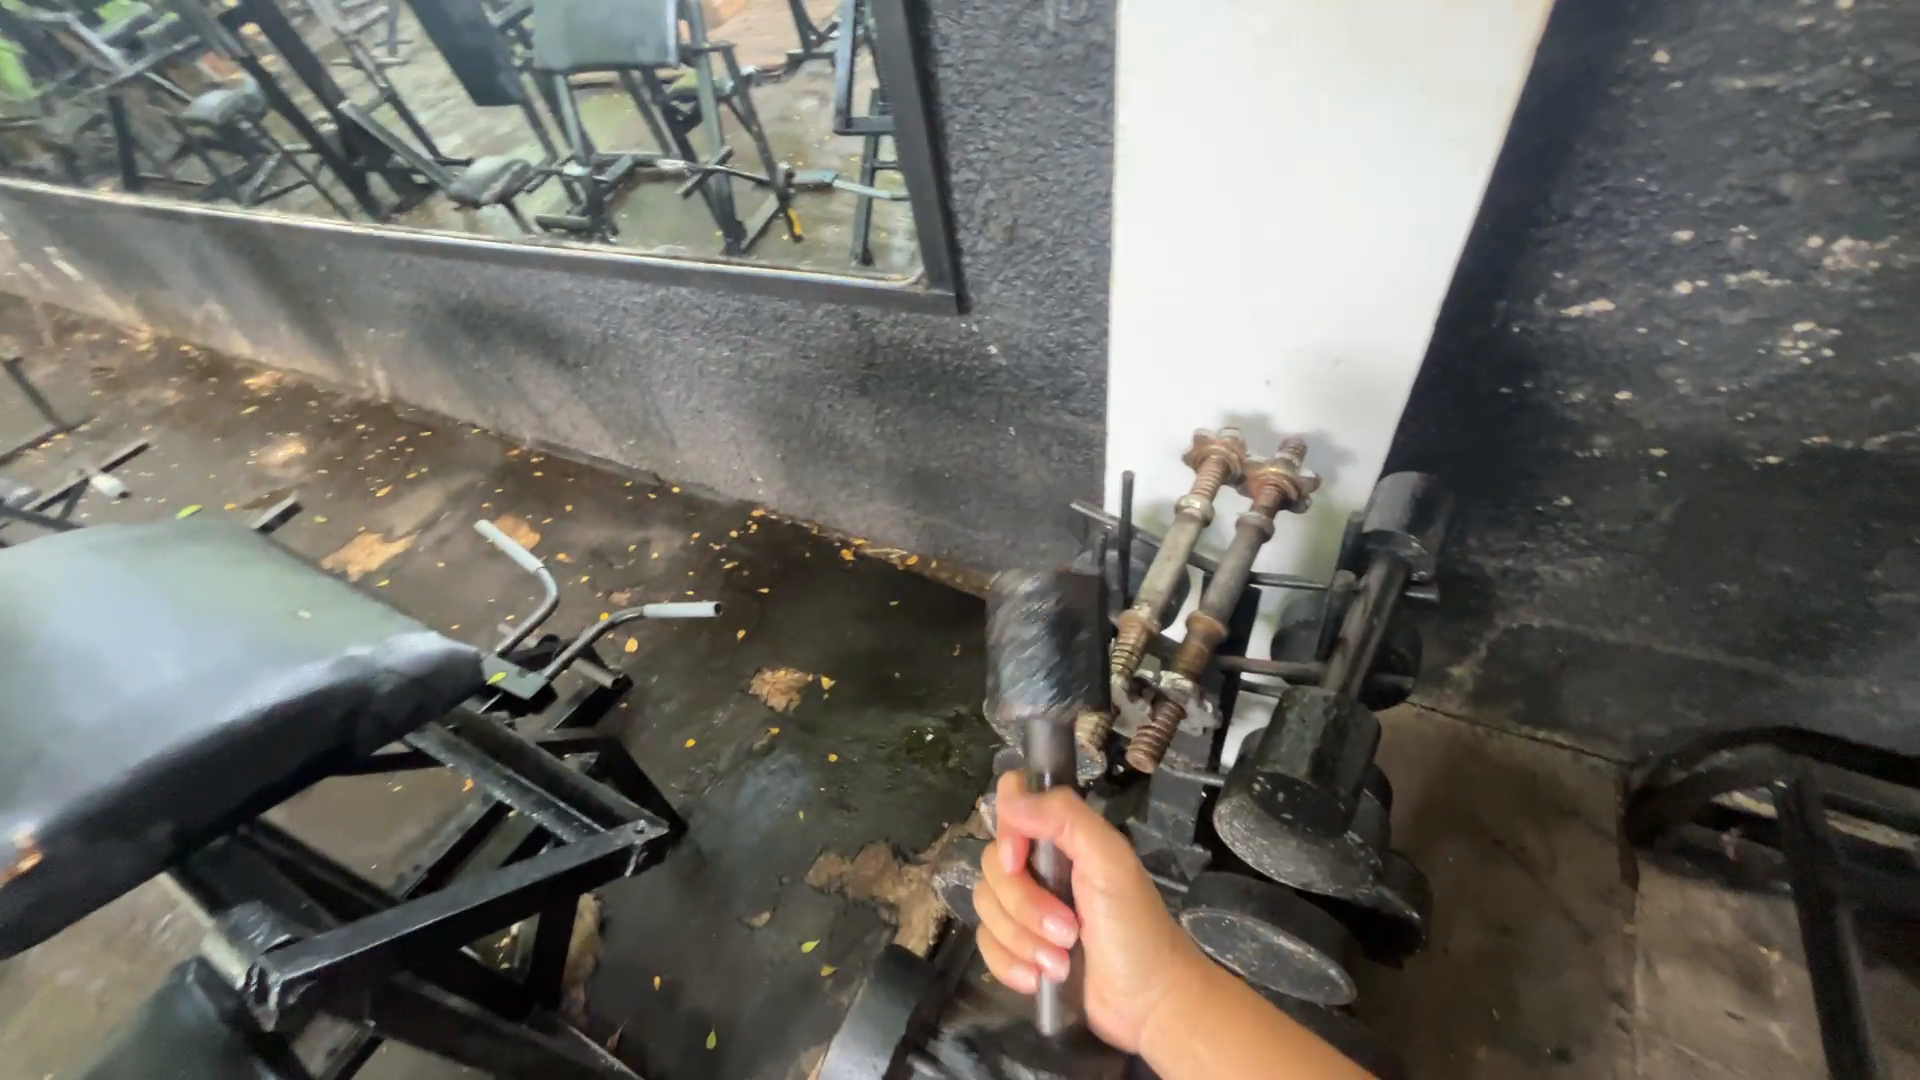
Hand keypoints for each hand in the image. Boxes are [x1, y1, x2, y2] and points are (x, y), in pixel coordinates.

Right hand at [974, 770, 1212, 1052]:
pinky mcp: (1019, 946)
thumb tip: (1010, 798)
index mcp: (1061, 836)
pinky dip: (1010, 964)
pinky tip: (1039, 978)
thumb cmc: (1136, 928)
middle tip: (1067, 929)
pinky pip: (986, 944)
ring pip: (986, 906)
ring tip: (1060, 961)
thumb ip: (1065, 818)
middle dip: (1025, 906)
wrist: (1149, 1005)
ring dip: (1023, 940)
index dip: (1006, 830)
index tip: (1018, 862)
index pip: (1012, 800)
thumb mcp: (1111, 862)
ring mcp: (1027, 906)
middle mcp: (1039, 864)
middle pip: (993, 864)